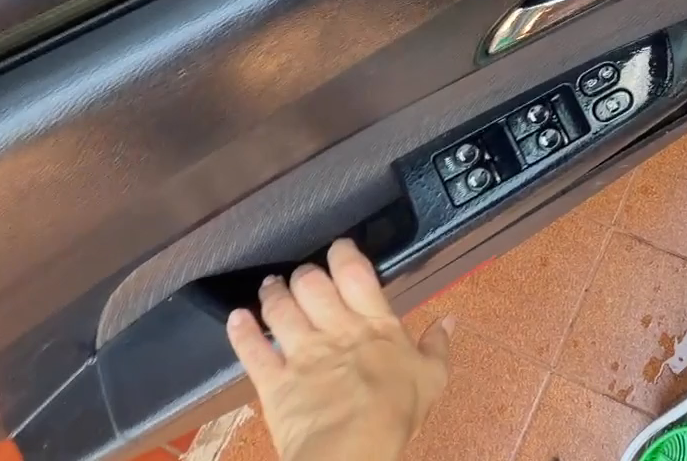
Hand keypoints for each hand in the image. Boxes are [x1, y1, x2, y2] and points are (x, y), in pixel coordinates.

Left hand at [226, 240, 454, 460]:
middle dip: (306, 274)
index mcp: (376, 324)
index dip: (345, 255)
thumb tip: (449, 319)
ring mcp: (301, 354)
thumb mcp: (431, 376)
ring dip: (274, 294)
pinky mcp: (274, 383)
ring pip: (282, 312)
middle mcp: (336, 329)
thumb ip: (437, 345)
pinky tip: (236, 318)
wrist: (351, 450)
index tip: (339, 246)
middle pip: (314, 287)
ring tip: (271, 285)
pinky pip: (252, 352)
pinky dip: (242, 332)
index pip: (357, 275)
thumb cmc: (396, 410)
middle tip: (303, 272)